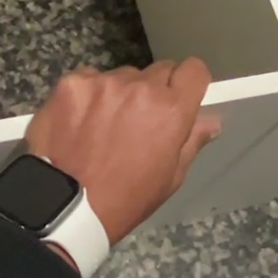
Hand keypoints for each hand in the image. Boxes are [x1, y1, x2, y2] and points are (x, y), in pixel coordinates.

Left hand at [24, 59, 220, 243]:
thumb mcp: (170, 178)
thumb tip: (212, 120)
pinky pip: (88, 79)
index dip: (188, 82)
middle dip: (154, 90)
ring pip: (121, 75)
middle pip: (158, 70)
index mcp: (171, 109)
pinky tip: (78, 120)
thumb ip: (192, 141)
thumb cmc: (126, 199)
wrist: (65, 207)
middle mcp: (140, 87)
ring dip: (119, 92)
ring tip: (103, 125)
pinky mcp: (71, 83)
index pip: (194, 69)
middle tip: (138, 119)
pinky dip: (87, 95)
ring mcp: (103, 82)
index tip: (179, 96)